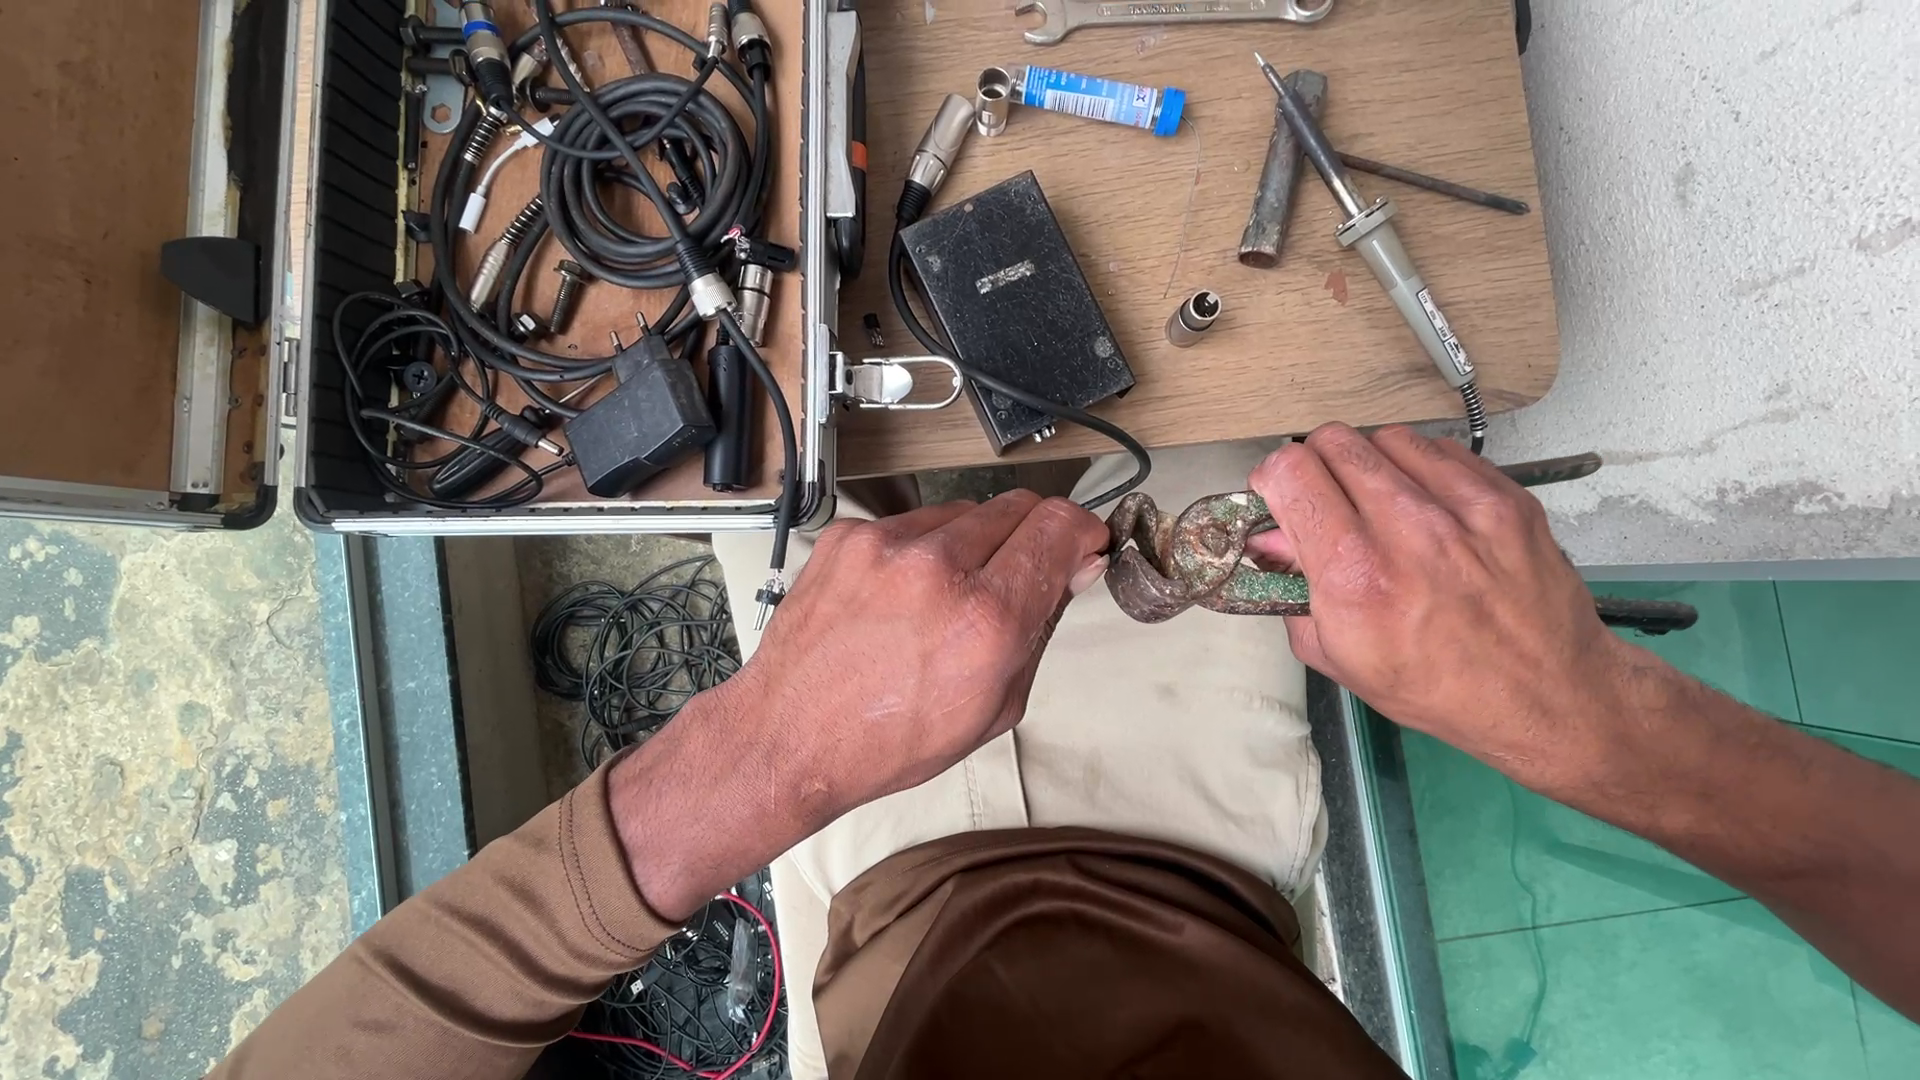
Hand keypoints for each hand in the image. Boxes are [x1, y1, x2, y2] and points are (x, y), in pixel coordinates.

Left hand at [748, 491, 1109, 813]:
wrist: (791, 736)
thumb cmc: (890, 739)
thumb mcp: (995, 707)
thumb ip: (1041, 629)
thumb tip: (1070, 571)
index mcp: (985, 620)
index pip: (1059, 527)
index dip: (1083, 531)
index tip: (1082, 541)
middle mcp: (937, 568)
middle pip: (1019, 505)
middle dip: (1034, 535)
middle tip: (1020, 570)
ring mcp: (886, 544)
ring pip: (965, 509)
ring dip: (975, 542)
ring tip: (948, 592)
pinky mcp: (849, 536)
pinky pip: (912, 522)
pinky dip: (922, 547)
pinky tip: (904, 589)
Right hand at [1247, 424, 1626, 777]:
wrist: (1546, 697)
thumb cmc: (1435, 687)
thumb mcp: (1334, 654)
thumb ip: (1288, 588)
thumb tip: (1268, 538)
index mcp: (1355, 577)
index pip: (1291, 473)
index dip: (1271, 479)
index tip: (1276, 494)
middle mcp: (1409, 532)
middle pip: (1332, 441)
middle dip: (1312, 465)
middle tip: (1321, 498)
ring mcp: (1465, 509)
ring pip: (1383, 437)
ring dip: (1365, 462)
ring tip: (1373, 501)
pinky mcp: (1506, 498)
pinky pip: (1438, 450)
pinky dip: (1415, 468)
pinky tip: (1419, 503)